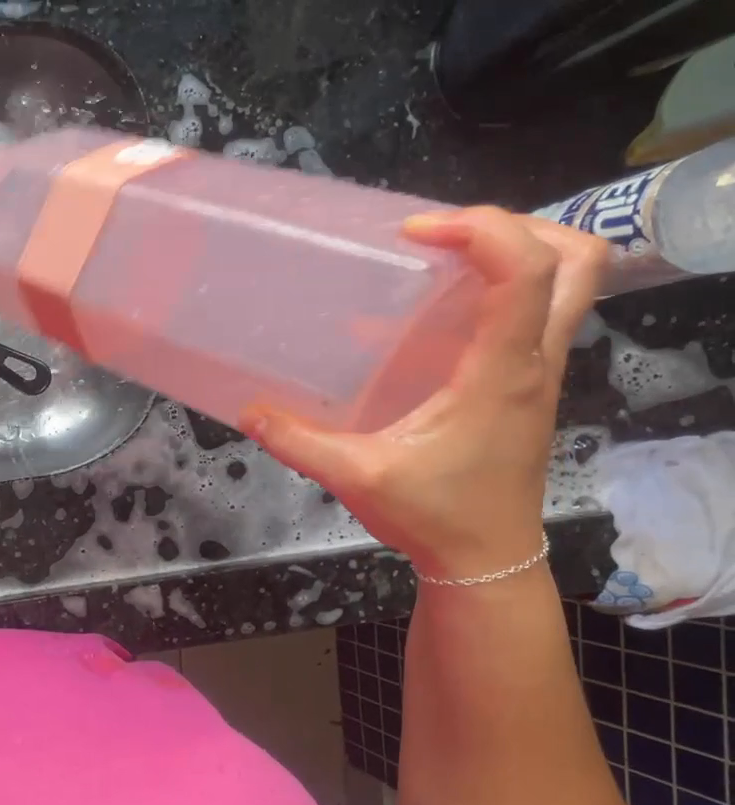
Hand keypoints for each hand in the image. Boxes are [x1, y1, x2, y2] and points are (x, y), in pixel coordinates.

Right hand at [244, 207, 607, 581]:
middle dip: (520, 227)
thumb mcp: (355, 477)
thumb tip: (248, 412)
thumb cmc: (432, 514)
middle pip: (577, 260)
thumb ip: (299, 442)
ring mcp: (538, 373)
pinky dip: (505, 291)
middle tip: (449, 234)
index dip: (484, 231)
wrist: (484, 556)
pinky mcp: (526, 387)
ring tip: (448, 260)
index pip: (527, 273)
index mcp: (500, 372)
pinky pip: (538, 314)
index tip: (418, 230)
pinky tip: (439, 315)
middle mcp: (534, 361)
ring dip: (520, 254)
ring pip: (571, 284)